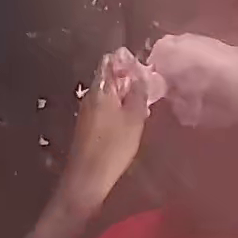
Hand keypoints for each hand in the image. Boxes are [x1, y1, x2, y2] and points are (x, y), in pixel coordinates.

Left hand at [58, 48, 154, 208]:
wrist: (88, 177)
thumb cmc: (113, 146)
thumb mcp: (134, 118)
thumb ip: (138, 93)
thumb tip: (141, 74)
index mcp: (101, 88)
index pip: (110, 60)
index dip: (127, 60)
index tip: (145, 67)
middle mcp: (91, 94)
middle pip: (109, 76)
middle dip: (129, 77)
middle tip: (150, 85)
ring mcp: (88, 109)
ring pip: (109, 92)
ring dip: (125, 93)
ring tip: (144, 101)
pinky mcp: (89, 123)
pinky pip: (106, 106)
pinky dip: (119, 106)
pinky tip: (132, 116)